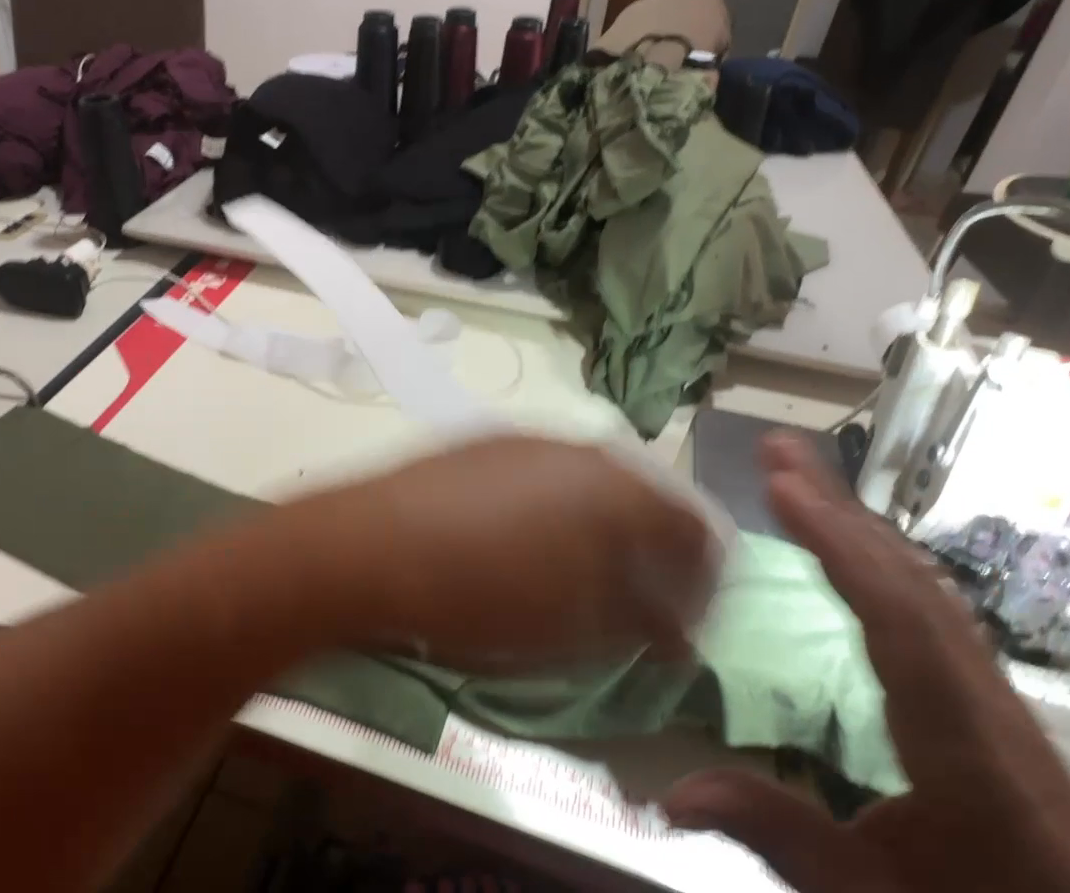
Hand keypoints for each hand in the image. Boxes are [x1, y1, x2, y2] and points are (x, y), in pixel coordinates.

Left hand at [274, 434, 718, 669]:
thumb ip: (641, 622)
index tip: (689, 624)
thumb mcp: (574, 628)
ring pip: (592, 485)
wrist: (366, 548)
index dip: (703, 581)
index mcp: (619, 490)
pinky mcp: (482, 444)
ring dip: (605, 530)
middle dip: (654, 553)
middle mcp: (581, 449)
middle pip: (644, 500)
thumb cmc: (479, 596)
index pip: (694, 531)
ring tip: (584, 576)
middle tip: (642, 602)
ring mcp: (527, 440)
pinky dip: (558, 511)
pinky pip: (544, 477)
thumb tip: (676, 629)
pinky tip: (528, 542)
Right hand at [661, 433, 1069, 892]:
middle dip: (839, 510)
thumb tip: (670, 793)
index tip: (780, 487)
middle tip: (775, 451)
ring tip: (799, 480)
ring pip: (926, 592)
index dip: (837, 548)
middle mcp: (988, 704)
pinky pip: (931, 613)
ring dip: (859, 527)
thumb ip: (775, 833)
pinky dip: (882, 563)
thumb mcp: (869, 892)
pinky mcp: (985, 701)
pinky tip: (853, 549)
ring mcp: (993, 698)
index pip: (897, 623)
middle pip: (910, 586)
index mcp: (966, 747)